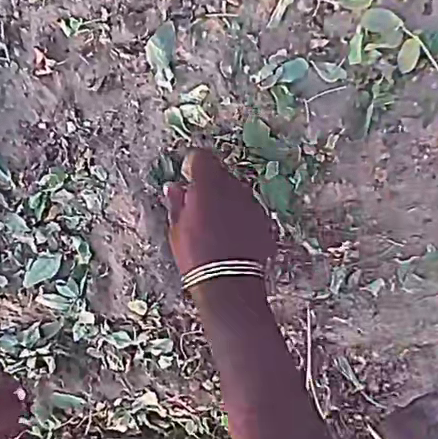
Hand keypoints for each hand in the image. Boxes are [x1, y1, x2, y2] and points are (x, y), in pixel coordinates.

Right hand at [163, 148, 276, 274]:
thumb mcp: (177, 228)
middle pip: (220, 173)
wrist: (228, 281)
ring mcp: (251, 202)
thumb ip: (177, 202)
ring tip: (214, 222)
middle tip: (197, 203)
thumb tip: (174, 187)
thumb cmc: (196, 254)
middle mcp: (233, 187)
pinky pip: (248, 208)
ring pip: (236, 190)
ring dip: (226, 198)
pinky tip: (231, 232)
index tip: (187, 175)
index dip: (192, 164)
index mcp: (207, 184)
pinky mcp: (263, 219)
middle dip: (209, 183)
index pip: (201, 157)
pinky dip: (239, 214)